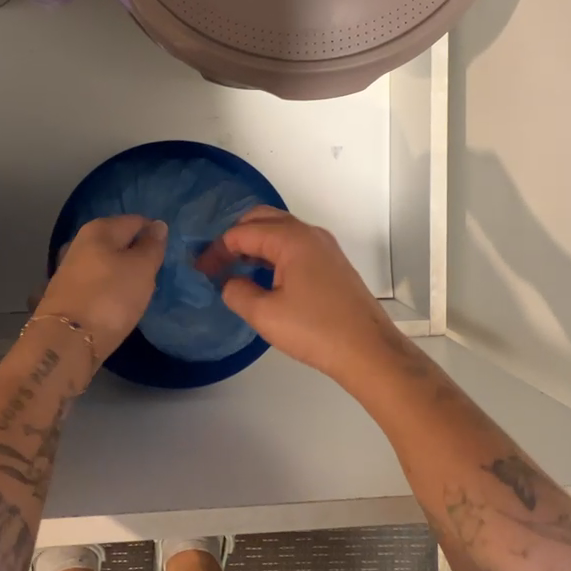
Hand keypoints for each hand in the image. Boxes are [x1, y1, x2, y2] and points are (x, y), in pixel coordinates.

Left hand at [37, 215, 167, 356]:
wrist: (66, 341)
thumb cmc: (110, 297)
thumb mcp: (141, 269)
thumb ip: (152, 246)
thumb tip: (157, 226)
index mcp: (99, 229)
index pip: (136, 221)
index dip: (154, 234)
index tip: (167, 254)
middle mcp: (80, 243)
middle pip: (118, 242)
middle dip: (137, 254)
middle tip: (155, 275)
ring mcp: (69, 269)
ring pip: (106, 264)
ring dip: (122, 274)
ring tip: (139, 292)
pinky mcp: (65, 293)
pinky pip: (96, 283)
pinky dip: (109, 289)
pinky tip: (117, 303)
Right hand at [216, 207, 411, 377]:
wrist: (369, 351)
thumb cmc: (315, 331)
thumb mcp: (264, 314)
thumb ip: (236, 292)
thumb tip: (230, 283)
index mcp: (291, 239)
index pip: (241, 233)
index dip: (217, 250)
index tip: (201, 271)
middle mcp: (309, 234)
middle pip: (262, 219)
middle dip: (235, 237)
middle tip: (217, 262)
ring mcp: (324, 247)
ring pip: (280, 230)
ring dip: (255, 244)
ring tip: (236, 269)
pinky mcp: (332, 263)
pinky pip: (295, 245)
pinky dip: (273, 252)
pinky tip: (264, 277)